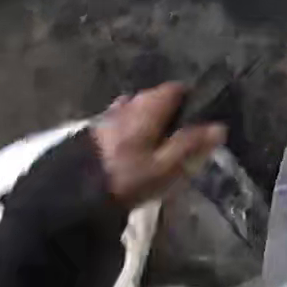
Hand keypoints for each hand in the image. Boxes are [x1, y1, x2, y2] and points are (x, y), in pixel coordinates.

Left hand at [89, 83, 225, 207]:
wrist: (67, 198)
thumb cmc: (125, 178)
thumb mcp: (164, 166)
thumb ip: (191, 144)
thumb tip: (220, 127)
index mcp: (149, 106)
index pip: (176, 88)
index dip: (190, 100)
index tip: (198, 119)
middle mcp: (128, 103)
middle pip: (155, 98)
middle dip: (168, 110)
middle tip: (178, 135)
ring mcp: (106, 116)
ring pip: (135, 110)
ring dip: (146, 120)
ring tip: (153, 144)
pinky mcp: (89, 133)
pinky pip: (118, 123)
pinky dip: (128, 130)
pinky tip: (128, 151)